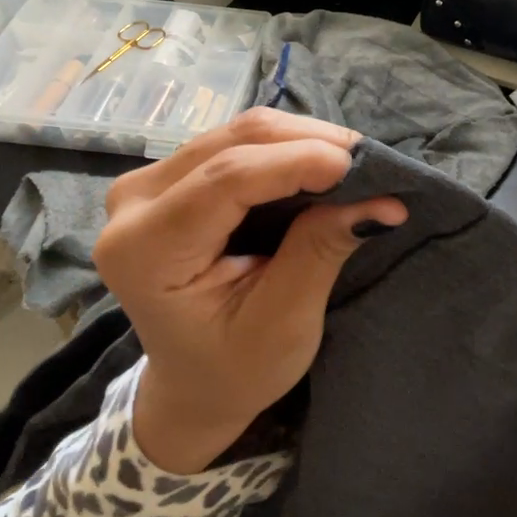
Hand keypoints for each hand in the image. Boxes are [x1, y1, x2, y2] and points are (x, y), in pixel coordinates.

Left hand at [94, 108, 406, 473]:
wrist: (196, 384)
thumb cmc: (235, 368)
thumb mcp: (283, 321)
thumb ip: (321, 251)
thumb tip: (384, 200)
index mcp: (144, 251)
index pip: (227, 179)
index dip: (299, 161)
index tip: (366, 168)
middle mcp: (132, 203)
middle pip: (234, 142)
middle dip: (310, 142)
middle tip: (374, 163)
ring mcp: (148, 183)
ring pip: (239, 133)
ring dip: (303, 140)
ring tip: (356, 165)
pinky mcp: (170, 177)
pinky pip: (237, 142)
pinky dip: (287, 147)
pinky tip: (322, 165)